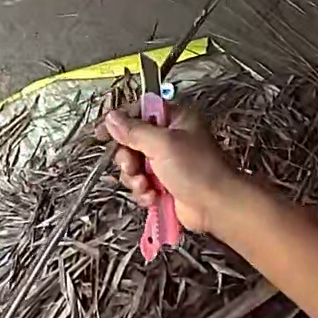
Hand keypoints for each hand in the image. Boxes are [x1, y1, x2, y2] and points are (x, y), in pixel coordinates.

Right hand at [102, 106, 240, 233]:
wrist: (215, 206)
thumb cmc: (196, 169)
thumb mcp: (162, 144)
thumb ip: (134, 131)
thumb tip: (111, 117)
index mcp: (175, 119)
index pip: (140, 111)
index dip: (120, 121)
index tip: (102, 133)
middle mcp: (170, 138)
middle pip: (131, 142)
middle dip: (128, 158)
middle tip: (133, 166)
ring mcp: (166, 162)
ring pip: (133, 166)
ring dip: (135, 178)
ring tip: (146, 185)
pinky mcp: (163, 184)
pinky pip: (141, 184)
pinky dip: (143, 192)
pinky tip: (153, 196)